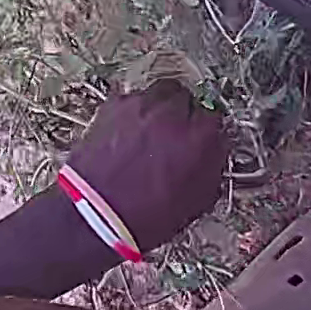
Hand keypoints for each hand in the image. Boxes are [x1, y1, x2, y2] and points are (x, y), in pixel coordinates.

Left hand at [66, 80, 225, 251]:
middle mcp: (173, 114)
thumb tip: (214, 152)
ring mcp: (142, 106)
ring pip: (159, 92)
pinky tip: (127, 133)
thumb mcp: (196, 201)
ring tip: (151, 131)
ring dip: (159, 108)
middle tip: (174, 134)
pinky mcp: (113, 106)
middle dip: (183, 114)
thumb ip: (212, 167)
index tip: (199, 140)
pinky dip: (132, 112)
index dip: (206, 131)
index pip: (215, 118)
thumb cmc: (145, 216)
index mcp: (200, 138)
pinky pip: (131, 100)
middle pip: (187, 99)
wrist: (95, 216)